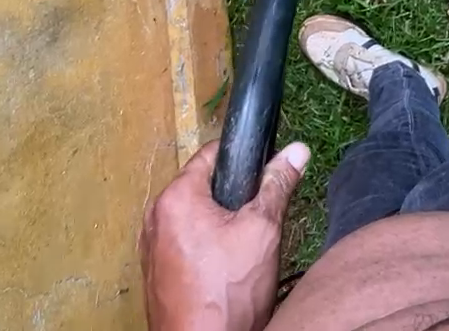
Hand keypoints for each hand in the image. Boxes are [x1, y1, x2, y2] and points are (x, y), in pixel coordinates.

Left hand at [141, 140, 310, 330]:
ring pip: (196, 216)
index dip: (242, 160)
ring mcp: (152, 246)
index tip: (261, 174)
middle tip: (254, 220)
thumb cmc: (226, 297)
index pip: (212, 153)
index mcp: (175, 197)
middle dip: (232, 198)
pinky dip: (205, 248)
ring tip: (241, 249)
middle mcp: (155, 217)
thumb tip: (296, 152)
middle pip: (204, 186)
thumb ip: (278, 185)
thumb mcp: (262, 230)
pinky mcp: (156, 272)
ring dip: (219, 225)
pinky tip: (224, 269)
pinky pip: (185, 242)